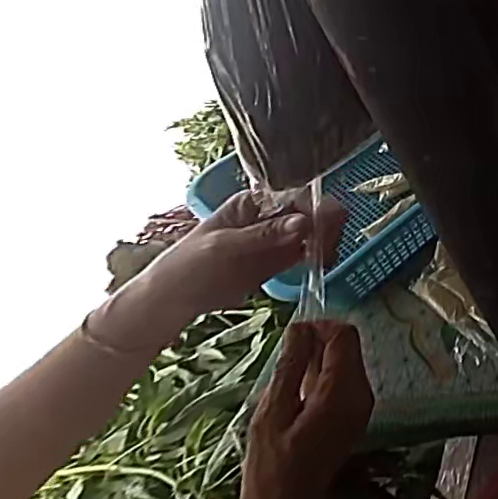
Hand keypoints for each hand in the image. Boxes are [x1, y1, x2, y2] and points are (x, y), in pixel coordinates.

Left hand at [97, 189, 345, 350]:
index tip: (323, 227)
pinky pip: (314, 248)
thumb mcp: (221, 247)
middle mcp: (273, 213)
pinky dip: (324, 253)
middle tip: (326, 245)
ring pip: (320, 227)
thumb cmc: (184, 267)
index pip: (297, 194)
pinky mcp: (284, 256)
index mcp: (255, 201)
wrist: (168, 303)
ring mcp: (281, 235)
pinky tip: (324, 261)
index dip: (315, 207)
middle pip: (315, 209)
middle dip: (327, 223)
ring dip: (329, 238)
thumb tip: (304, 221)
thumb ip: (264, 233)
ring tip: (324, 256)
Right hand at [237, 322, 374, 498]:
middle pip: (350, 348)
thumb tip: (299, 329)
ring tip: (286, 371)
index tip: (294, 330)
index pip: (345, 338)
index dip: (322, 327)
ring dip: (321, 359)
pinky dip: (325, 376)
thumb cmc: (271, 467)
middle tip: (286, 350)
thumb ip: (289, 369)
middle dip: (321, 342)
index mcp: (344, 389)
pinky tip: (298, 389)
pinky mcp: (356, 413)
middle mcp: (362, 391)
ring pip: (348, 364)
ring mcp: (362, 403)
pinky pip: (345, 382)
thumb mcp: (271, 414)